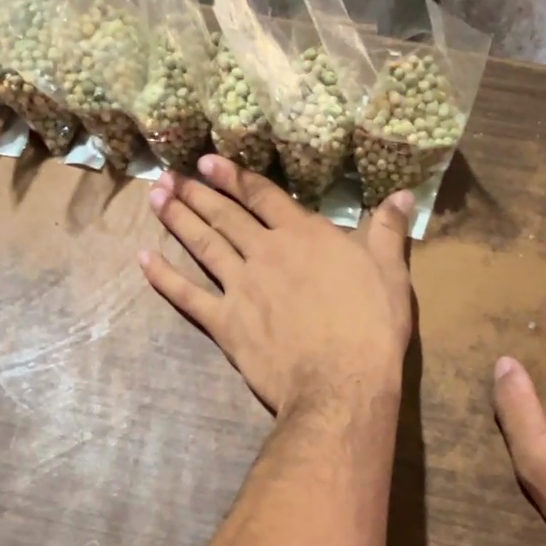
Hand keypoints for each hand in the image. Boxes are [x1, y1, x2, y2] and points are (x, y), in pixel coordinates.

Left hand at [139, 155, 414, 413]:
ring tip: (155, 198)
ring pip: (203, 245)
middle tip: (169, 174)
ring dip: (177, 219)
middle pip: (225, 215)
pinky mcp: (225, 323)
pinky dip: (164, 277)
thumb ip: (387, 230)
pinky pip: (188, 296)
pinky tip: (143, 259)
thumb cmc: (371, 326)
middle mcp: (265, 252)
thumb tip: (402, 194)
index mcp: (303, 235)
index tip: (209, 162)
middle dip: (197, 192)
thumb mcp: (390, 272)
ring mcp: (240, 287)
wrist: (341, 383)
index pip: (263, 196)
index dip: (236, 177)